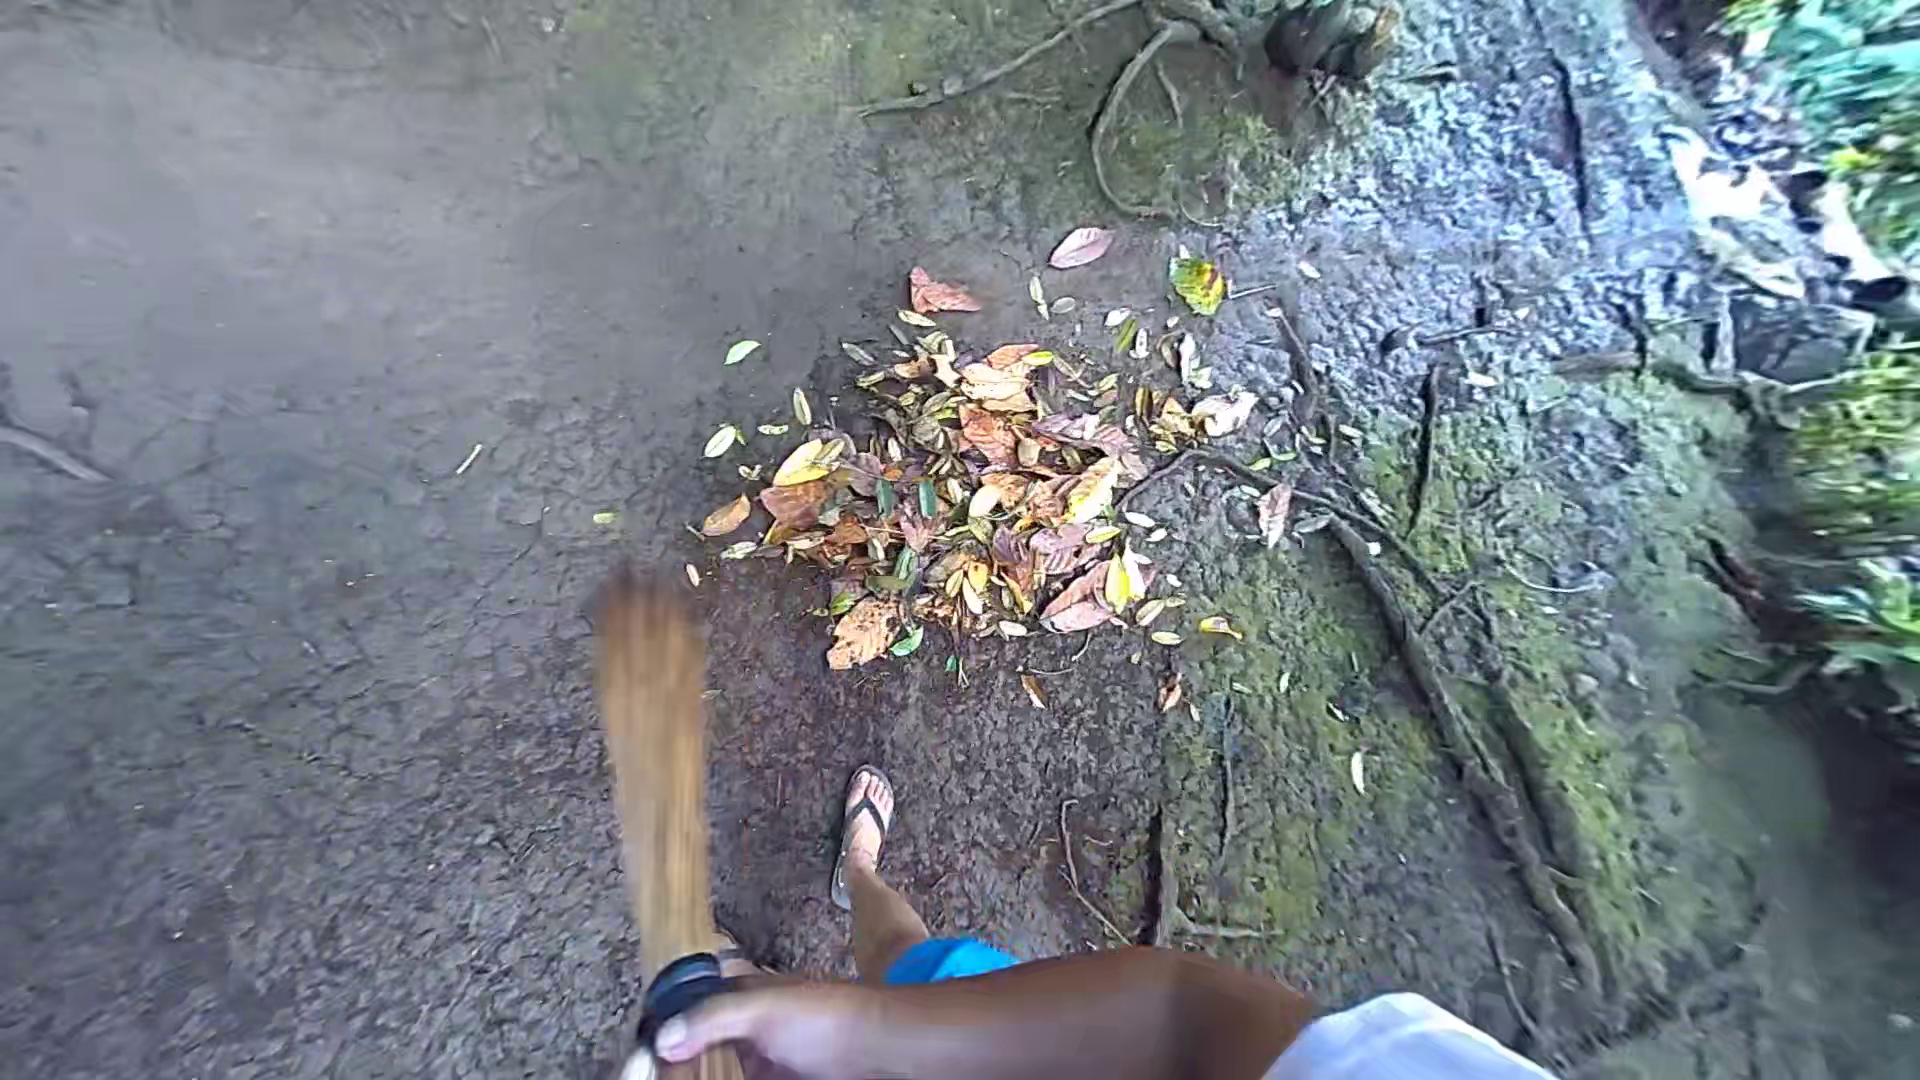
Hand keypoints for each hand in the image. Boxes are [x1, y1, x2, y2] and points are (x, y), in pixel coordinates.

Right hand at [652, 981, 882, 1079]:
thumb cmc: (821, 1016)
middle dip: (678, 1066)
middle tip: (652, 1074)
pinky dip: (725, 1077)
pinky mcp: (777, 1079)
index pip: (694, 1007)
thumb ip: (715, 1016)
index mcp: (745, 995)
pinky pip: (742, 1078)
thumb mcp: (766, 1008)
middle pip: (701, 1048)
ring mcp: (763, 1059)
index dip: (667, 1027)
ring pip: (719, 1069)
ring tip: (667, 1077)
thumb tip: (662, 1036)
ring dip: (702, 1073)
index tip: (640, 1058)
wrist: (873, 1046)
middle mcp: (749, 1026)